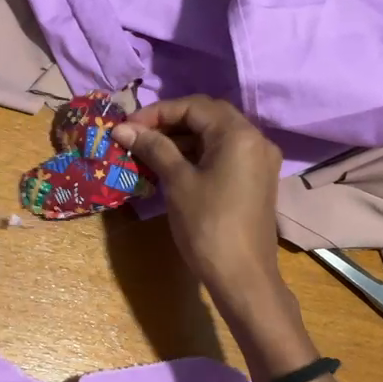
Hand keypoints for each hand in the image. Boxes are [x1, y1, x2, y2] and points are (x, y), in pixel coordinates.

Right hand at [111, 97, 285, 308]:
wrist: (242, 276)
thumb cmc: (207, 226)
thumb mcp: (177, 183)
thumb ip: (154, 149)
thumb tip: (123, 129)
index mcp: (238, 134)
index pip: (194, 106)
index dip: (157, 112)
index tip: (127, 128)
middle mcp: (255, 139)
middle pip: (207, 117)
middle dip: (169, 122)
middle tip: (136, 137)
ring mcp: (259, 161)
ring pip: (215, 136)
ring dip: (181, 139)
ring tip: (148, 152)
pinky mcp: (256, 180)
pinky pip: (223, 155)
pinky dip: (197, 155)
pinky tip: (172, 167)